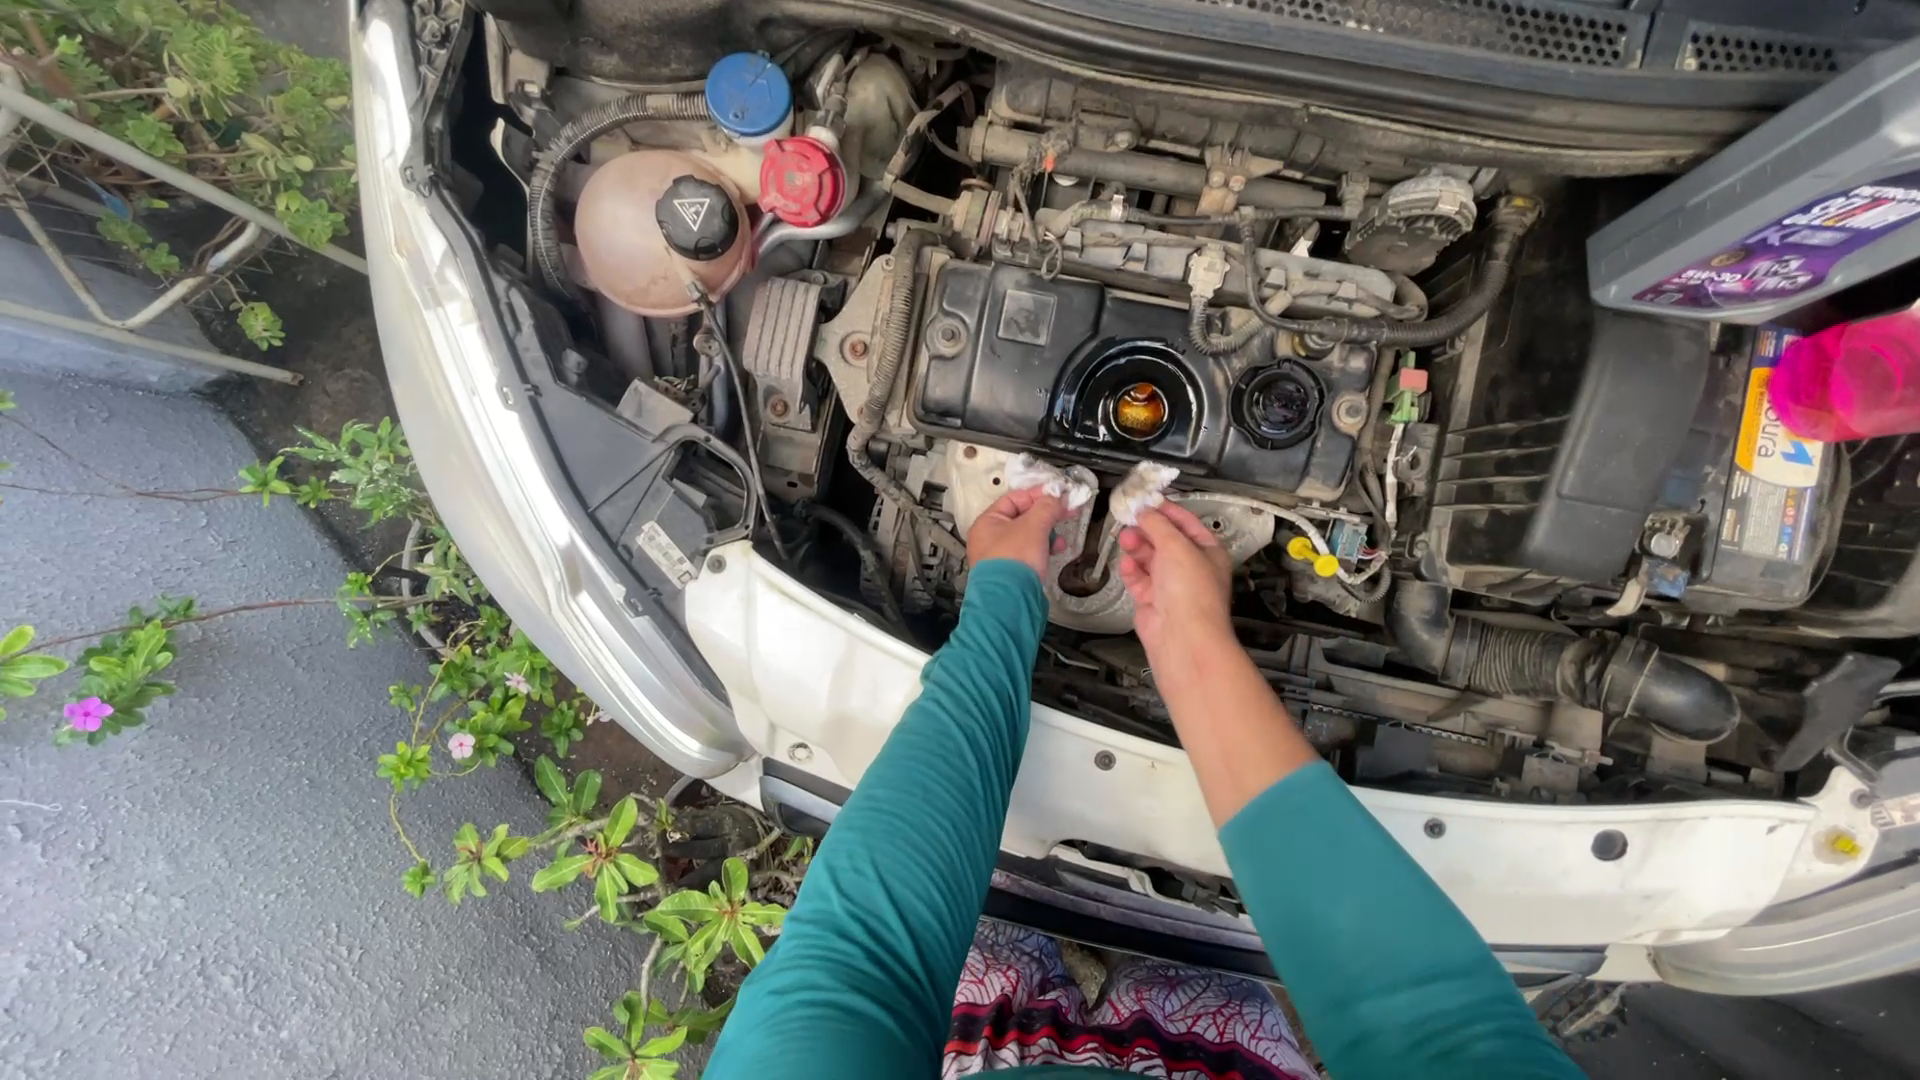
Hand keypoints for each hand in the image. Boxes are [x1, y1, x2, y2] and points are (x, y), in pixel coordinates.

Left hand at [968, 489, 1070, 577]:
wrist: (1009, 601)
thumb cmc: (1016, 559)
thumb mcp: (1034, 526)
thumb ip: (1046, 507)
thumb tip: (1056, 497)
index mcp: (987, 522)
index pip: (1014, 499)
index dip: (1038, 495)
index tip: (1059, 494)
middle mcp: (989, 538)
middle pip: (1021, 518)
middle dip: (1046, 516)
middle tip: (1067, 512)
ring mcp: (998, 557)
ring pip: (1027, 537)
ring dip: (1047, 534)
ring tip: (1061, 540)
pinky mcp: (1010, 572)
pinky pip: (1028, 553)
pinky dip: (1042, 549)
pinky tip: (1054, 552)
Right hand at [1117, 503, 1233, 656]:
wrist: (1181, 634)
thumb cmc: (1191, 592)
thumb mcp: (1175, 545)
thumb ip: (1157, 524)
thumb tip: (1144, 511)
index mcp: (1207, 552)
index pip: (1186, 523)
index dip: (1167, 510)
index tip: (1147, 499)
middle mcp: (1190, 567)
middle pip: (1164, 539)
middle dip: (1146, 529)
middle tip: (1130, 518)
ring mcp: (1171, 584)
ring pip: (1149, 558)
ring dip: (1136, 547)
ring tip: (1125, 539)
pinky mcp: (1152, 599)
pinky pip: (1138, 578)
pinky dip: (1131, 570)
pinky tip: (1127, 564)